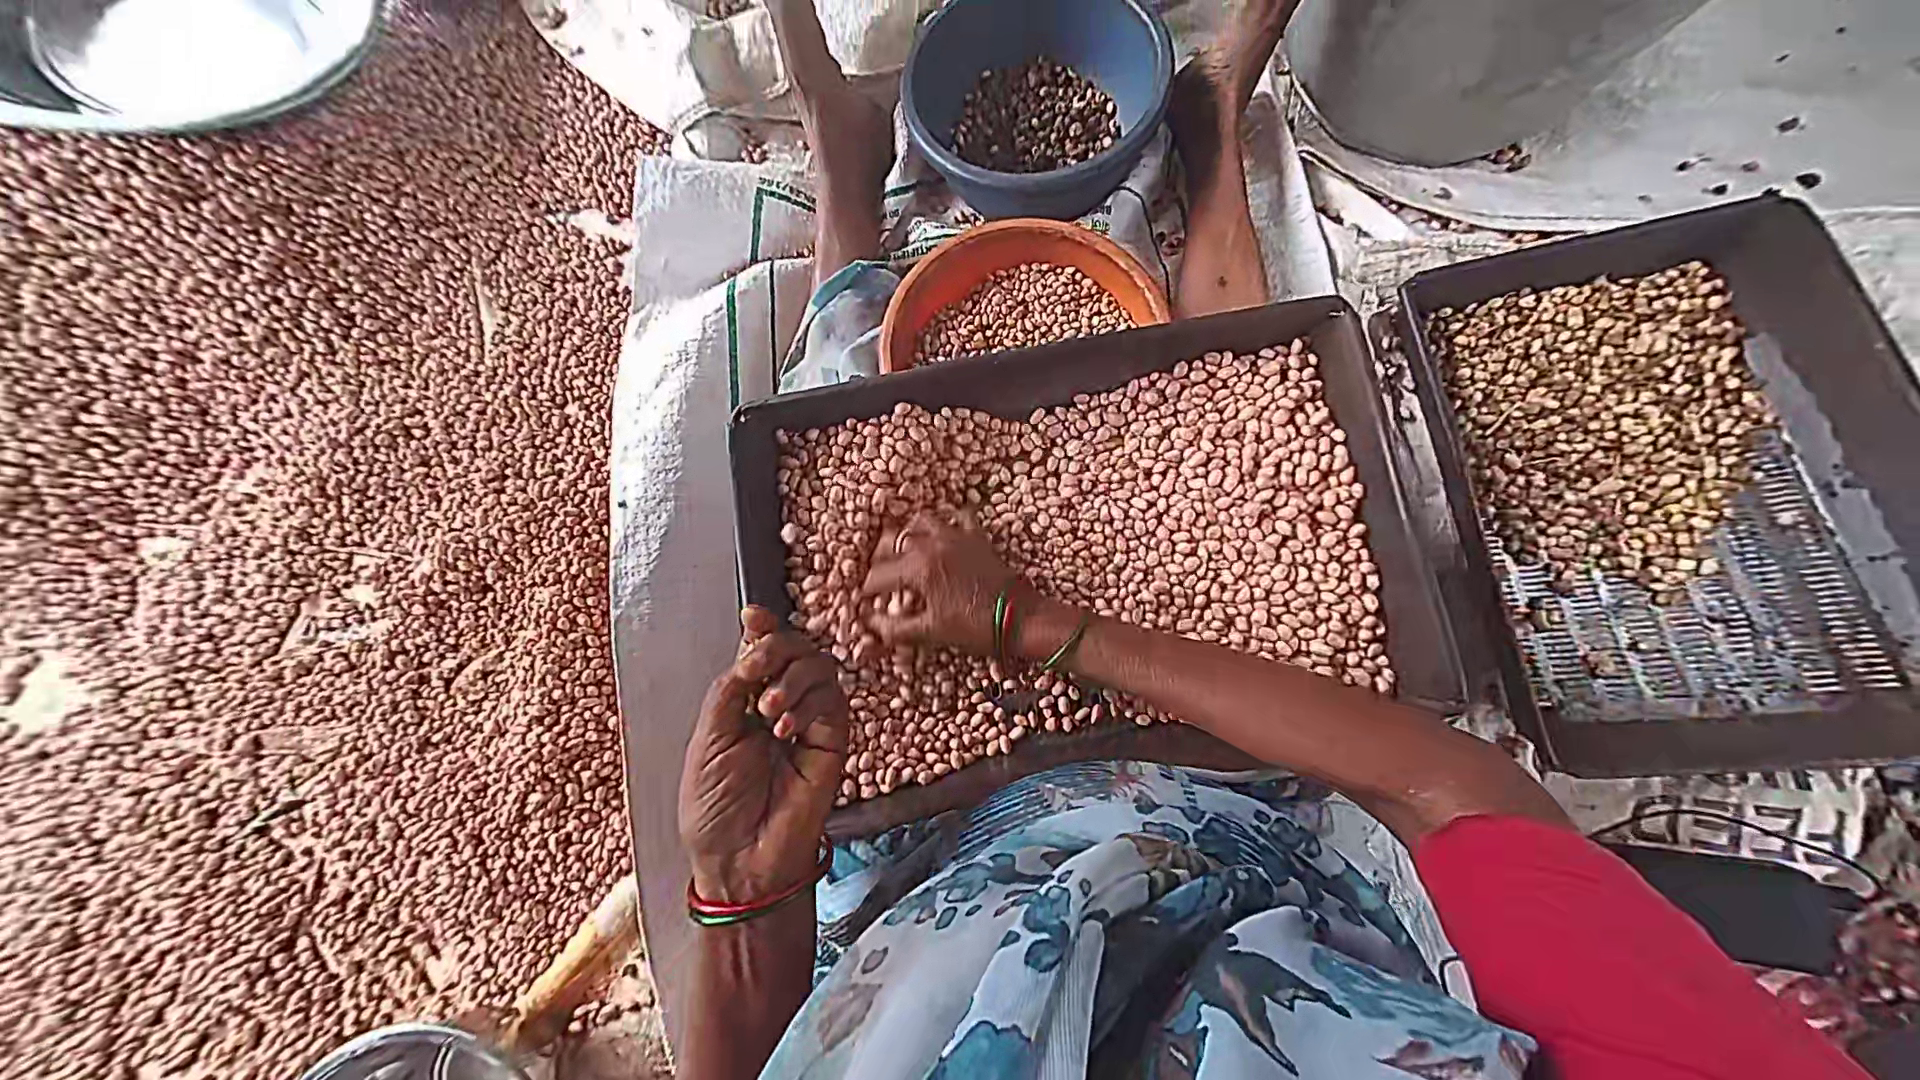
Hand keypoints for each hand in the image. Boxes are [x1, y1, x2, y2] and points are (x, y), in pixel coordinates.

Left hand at [678, 607, 848, 904]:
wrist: (738, 857)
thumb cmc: (716, 805)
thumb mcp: (709, 736)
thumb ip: (732, 685)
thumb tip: (751, 640)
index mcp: (750, 698)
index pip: (764, 649)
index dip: (763, 628)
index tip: (753, 615)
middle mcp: (784, 702)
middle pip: (797, 648)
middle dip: (778, 648)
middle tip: (756, 670)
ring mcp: (812, 719)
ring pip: (820, 666)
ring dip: (792, 679)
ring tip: (768, 711)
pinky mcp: (834, 738)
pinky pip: (833, 700)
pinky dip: (809, 705)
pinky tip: (786, 730)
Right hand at [860, 509, 1013, 653]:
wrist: (1020, 618)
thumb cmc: (975, 626)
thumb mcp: (931, 631)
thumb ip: (895, 628)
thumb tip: (871, 625)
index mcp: (918, 568)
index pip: (877, 576)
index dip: (867, 591)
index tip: (865, 601)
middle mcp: (933, 544)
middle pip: (893, 541)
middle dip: (880, 559)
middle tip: (879, 577)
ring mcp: (956, 536)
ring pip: (922, 521)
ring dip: (909, 534)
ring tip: (905, 551)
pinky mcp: (976, 537)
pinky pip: (958, 517)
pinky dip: (947, 521)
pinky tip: (943, 534)